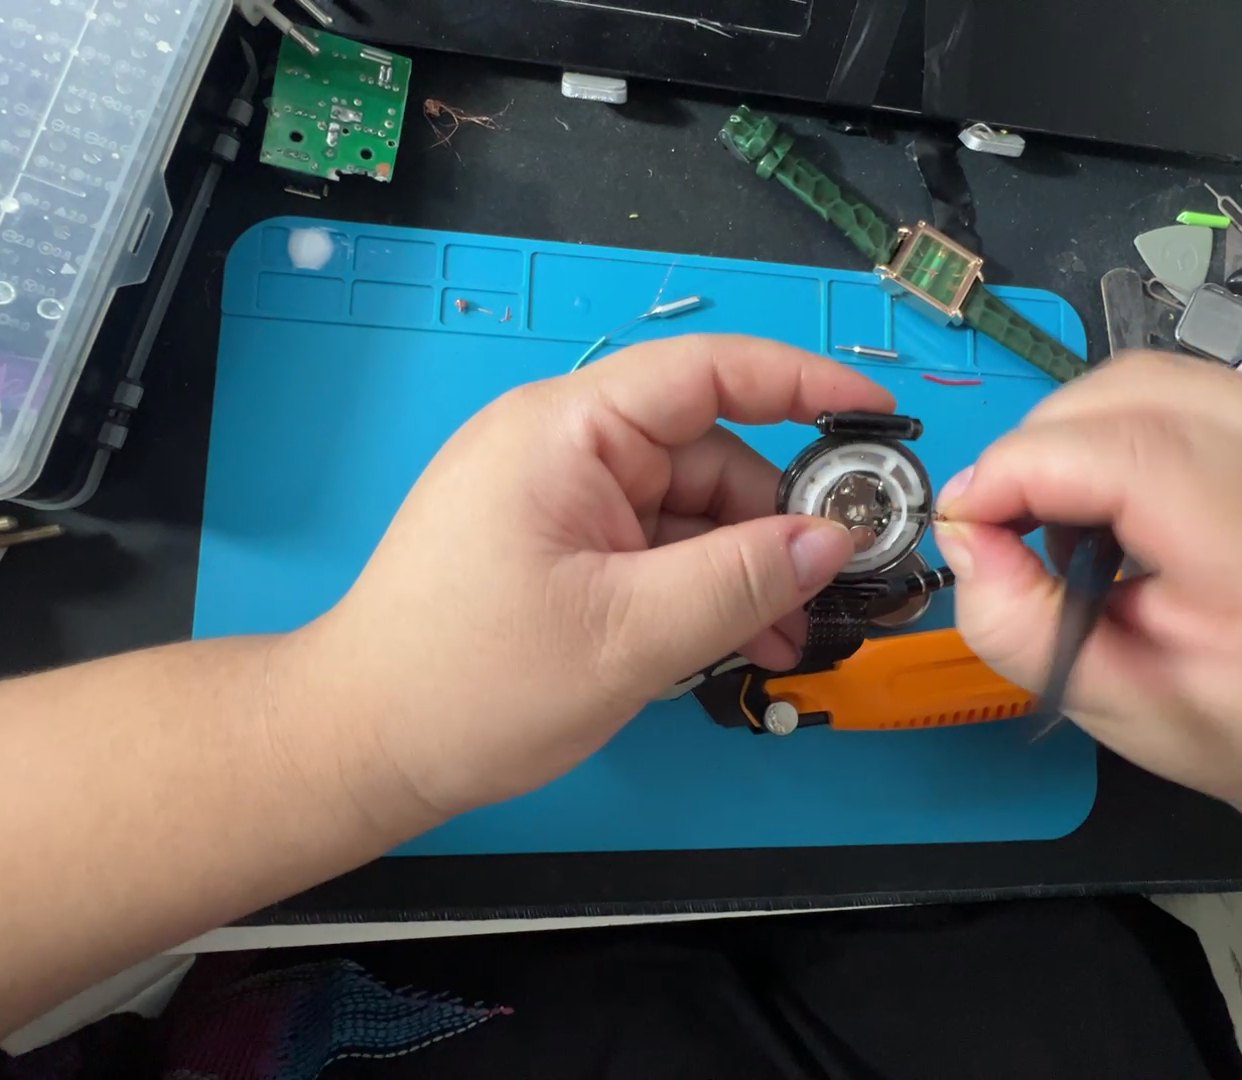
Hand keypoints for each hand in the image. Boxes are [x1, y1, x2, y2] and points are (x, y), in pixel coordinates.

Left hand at [276, 336, 892, 824]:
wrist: (365, 746)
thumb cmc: (476, 683)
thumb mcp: (629, 634)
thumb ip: (741, 580)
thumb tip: (832, 540)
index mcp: (569, 430)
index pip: (706, 373)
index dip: (802, 383)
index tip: (876, 413)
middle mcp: (569, 447)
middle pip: (707, 458)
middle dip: (774, 524)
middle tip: (829, 593)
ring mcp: (566, 498)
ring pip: (689, 514)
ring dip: (742, 570)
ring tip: (785, 639)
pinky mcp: (566, 544)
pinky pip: (656, 548)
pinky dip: (700, 588)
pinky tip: (735, 638)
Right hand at [935, 351, 1241, 810]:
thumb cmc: (1236, 733)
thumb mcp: (1111, 708)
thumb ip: (1019, 625)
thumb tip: (962, 531)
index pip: (1140, 458)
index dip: (1024, 467)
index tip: (964, 516)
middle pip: (1140, 397)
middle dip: (1036, 447)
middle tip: (1004, 519)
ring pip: (1150, 379)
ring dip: (1067, 433)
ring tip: (1060, 510)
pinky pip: (1174, 388)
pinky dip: (1104, 428)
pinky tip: (1106, 491)